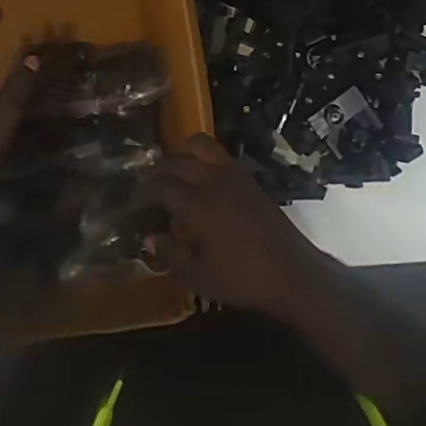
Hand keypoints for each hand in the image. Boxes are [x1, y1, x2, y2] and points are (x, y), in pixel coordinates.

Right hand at [139, 134, 332, 319]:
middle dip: (154, 176)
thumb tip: (149, 238)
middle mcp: (213, 180)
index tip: (131, 211)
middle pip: (173, 162)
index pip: (159, 188)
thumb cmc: (245, 280)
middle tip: (145, 196)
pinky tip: (197, 179)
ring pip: (197, 145)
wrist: (295, 275)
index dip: (140, 198)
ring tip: (169, 176)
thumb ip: (170, 254)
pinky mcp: (247, 177)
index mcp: (198, 204)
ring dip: (177, 156)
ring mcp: (232, 174)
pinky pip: (216, 152)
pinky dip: (199, 156)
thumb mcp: (200, 277)